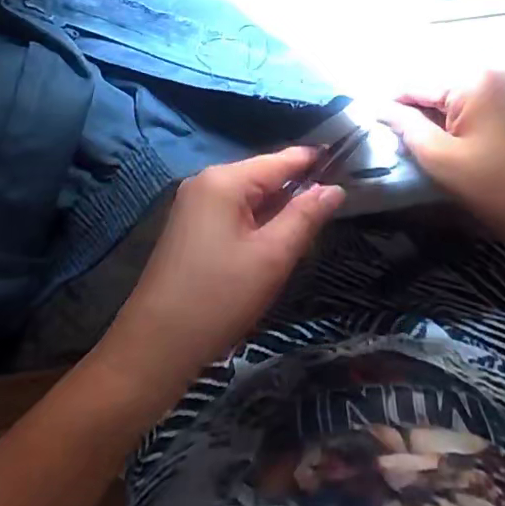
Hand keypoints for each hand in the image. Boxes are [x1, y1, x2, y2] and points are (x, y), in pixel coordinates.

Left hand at [106, 147, 345, 381]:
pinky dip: (257, 224)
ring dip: (277, 212)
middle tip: (332, 214)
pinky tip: (272, 246)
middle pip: (264, 176)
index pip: (280, 159)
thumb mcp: (272, 256)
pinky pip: (233, 213)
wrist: (156, 346)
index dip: (315, 162)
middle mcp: (206, 182)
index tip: (349, 166)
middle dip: (296, 192)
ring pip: (250, 198)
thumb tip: (334, 187)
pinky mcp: (189, 228)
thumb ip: (305, 216)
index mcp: (224, 180)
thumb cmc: (219, 298)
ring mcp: (193, 204)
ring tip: (308, 232)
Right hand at [380, 71, 504, 267]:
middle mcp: (491, 72)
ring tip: (420, 144)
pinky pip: (471, 104)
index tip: (371, 125)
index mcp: (473, 80)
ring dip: (433, 117)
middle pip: (435, 87)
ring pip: (451, 97)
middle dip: (415, 111)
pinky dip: (454, 120)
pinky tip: (447, 143)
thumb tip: (379, 107)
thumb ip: (405, 126)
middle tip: (399, 141)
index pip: (415, 85)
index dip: (391, 106)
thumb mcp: (440, 158)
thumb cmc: (494, 187)